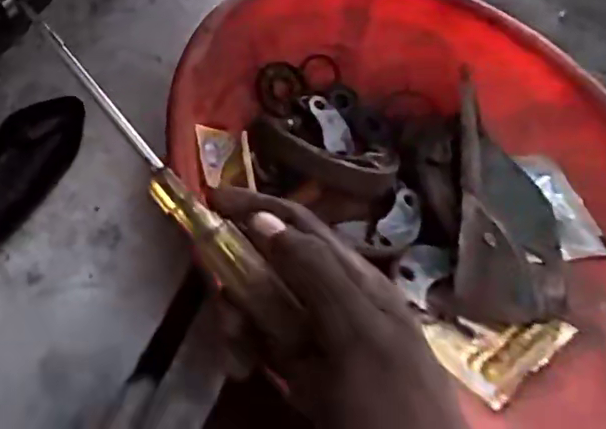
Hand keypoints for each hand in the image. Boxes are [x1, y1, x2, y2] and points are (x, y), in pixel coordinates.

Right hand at [210, 187, 466, 428]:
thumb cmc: (395, 410)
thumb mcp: (361, 338)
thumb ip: (316, 273)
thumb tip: (262, 217)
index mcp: (358, 282)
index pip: (301, 225)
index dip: (257, 205)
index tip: (210, 198)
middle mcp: (336, 302)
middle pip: (273, 263)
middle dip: (239, 271)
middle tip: (217, 295)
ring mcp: (321, 342)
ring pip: (262, 304)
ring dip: (238, 316)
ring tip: (233, 349)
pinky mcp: (306, 379)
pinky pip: (263, 345)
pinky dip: (244, 348)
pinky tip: (238, 368)